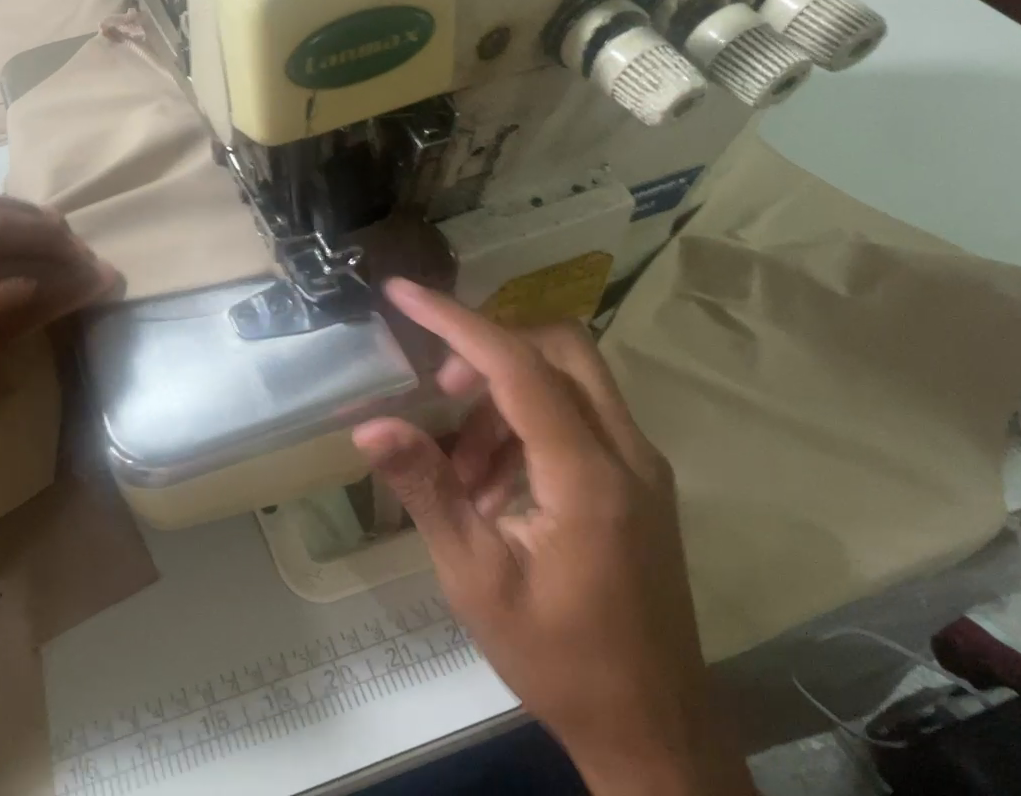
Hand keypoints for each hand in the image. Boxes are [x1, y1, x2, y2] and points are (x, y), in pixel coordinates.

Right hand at [355, 279, 751, 795]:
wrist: (652, 726)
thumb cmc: (557, 657)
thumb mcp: (476, 577)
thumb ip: (427, 490)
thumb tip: (369, 428)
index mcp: (589, 477)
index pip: (518, 367)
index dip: (456, 322)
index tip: (402, 295)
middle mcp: (628, 455)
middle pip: (562, 350)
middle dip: (488, 351)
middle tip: (438, 394)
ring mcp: (643, 468)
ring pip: (572, 382)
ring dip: (505, 398)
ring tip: (460, 469)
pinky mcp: (640, 485)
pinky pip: (581, 419)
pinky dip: (529, 425)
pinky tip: (493, 486)